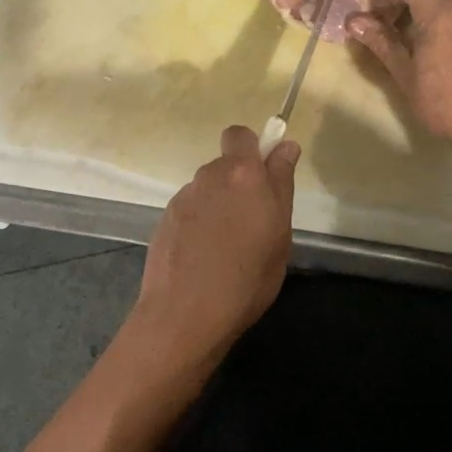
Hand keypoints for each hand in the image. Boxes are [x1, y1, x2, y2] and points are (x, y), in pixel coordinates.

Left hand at [134, 125, 298, 358]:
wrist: (184, 315)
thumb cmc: (246, 278)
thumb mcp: (279, 234)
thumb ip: (281, 185)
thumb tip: (286, 146)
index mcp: (243, 174)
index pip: (241, 135)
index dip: (252, 149)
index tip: (265, 178)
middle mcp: (210, 176)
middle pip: (226, 166)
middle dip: (239, 185)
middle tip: (252, 224)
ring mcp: (183, 198)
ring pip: (208, 190)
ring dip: (219, 207)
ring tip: (226, 249)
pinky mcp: (165, 220)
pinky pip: (191, 211)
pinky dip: (199, 225)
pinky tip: (203, 258)